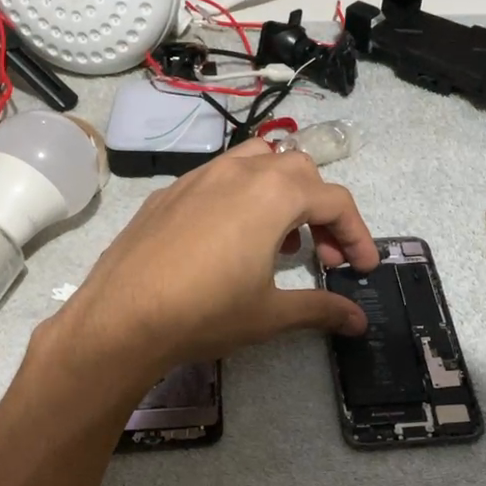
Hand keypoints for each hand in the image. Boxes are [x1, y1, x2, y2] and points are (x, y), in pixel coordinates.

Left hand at [46, 139, 378, 382]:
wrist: (121, 318)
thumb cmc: (206, 312)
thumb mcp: (271, 314)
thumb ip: (321, 309)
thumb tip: (359, 321)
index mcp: (273, 193)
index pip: (335, 200)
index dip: (358, 234)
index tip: (363, 268)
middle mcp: (238, 172)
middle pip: (299, 171)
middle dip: (322, 210)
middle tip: (324, 256)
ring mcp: (198, 178)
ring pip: (256, 164)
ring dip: (281, 195)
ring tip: (281, 242)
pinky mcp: (169, 194)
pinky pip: (219, 180)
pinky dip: (242, 200)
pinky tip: (230, 243)